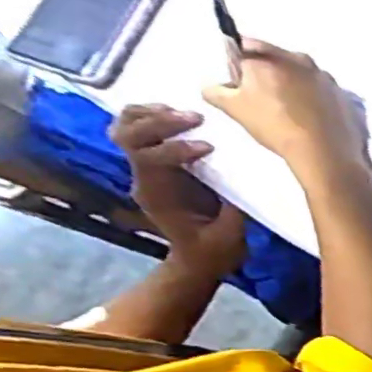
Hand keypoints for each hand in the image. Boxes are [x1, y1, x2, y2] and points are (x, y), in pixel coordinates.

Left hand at [110, 104, 245, 278]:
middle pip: (128, 134)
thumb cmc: (215, 250)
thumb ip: (233, 205)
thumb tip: (245, 176)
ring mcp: (146, 169)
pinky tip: (180, 117)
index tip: (210, 148)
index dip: (176, 148)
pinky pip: (140, 129)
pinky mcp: (157, 163)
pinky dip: (154, 116)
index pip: (149, 158)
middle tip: (196, 118)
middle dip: (159, 122)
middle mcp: (143, 177)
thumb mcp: (230, 234)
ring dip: (152, 114)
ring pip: (126, 125)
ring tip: (186, 113)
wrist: (201, 258)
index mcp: (156, 194)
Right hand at [201, 38, 367, 173]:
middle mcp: (302, 61)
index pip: (246, 46)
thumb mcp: (234, 108)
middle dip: (270, 75)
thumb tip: (215, 88)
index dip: (239, 63)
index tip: (241, 83)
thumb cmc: (276, 126)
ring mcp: (329, 81)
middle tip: (266, 101)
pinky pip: (326, 96)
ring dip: (296, 89)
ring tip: (293, 115)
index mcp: (270, 56)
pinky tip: (315, 123)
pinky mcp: (347, 100)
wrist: (328, 155)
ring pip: (304, 78)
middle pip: (278, 61)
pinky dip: (319, 104)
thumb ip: (217, 91)